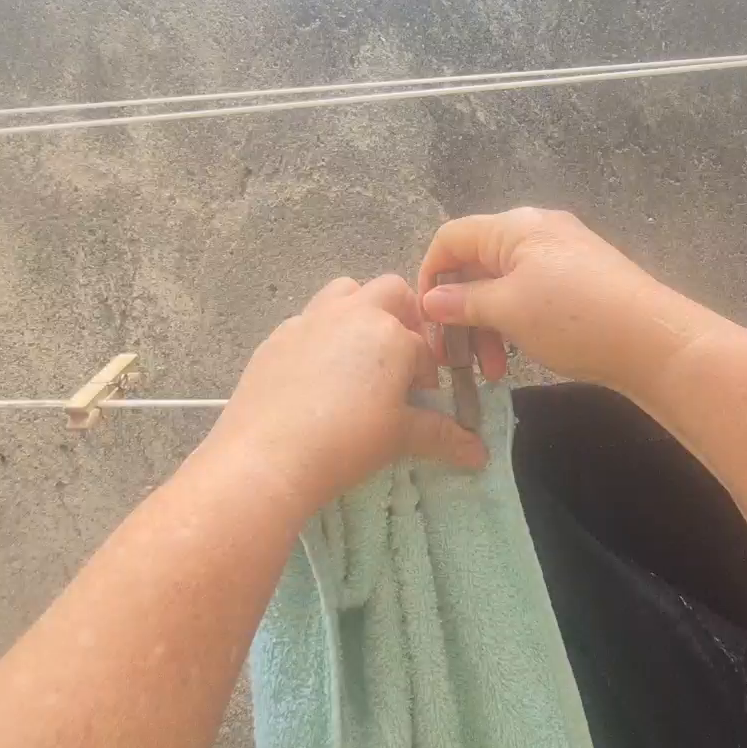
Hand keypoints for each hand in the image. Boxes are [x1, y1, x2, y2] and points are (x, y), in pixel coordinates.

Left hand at [203, 275, 487, 513]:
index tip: (423, 398)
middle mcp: (351, 313)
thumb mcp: (400, 437)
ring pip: (344, 293)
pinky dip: (321, 336)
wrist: (267, 455)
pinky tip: (316, 379)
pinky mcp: (277, 336)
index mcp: (390, 331)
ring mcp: (310, 320)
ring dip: (359, 313)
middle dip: (402, 318)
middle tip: (398, 363)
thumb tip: (479, 453)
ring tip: (358, 359)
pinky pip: (308, 321)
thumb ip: (442, 436)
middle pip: (389, 292)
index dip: (428, 372)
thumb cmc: (346, 441)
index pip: (423, 345)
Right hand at [417, 208, 721, 391]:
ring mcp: (560, 255)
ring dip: (486, 326)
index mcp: (514, 227)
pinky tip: (515, 358)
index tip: (427, 321)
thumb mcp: (508, 310)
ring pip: (502, 285)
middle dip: (460, 311)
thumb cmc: (572, 318)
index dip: (430, 276)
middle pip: (476, 263)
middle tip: (455, 358)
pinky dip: (513, 323)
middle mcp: (535, 231)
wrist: (654, 342)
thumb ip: (462, 302)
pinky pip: (528, 294)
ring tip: (491, 371)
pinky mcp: (579, 280)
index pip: (451, 238)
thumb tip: (429, 301)